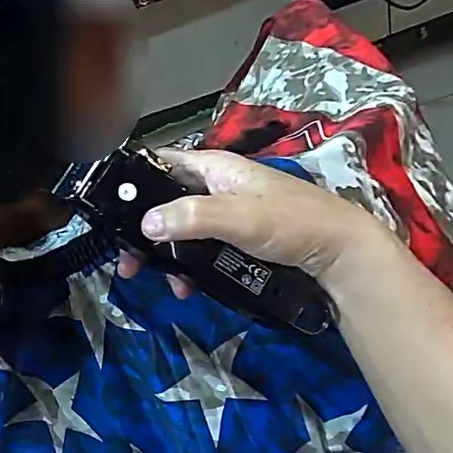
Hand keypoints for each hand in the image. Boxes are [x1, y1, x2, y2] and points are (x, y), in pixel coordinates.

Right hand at [115, 149, 392, 292]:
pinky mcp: (240, 237)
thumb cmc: (293, 223)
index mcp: (216, 168)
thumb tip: (146, 225)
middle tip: (128, 264)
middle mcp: (218, 184)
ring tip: (165, 284)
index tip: (111, 214)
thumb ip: (193, 218)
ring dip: (168, 256)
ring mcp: (229, 211)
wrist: (340, 250)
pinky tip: (189, 288)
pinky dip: (191, 266)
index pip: (161, 164)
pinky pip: (203, 247)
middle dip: (146, 232)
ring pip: (183, 229)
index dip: (132, 183)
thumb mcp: (241, 218)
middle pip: (166, 202)